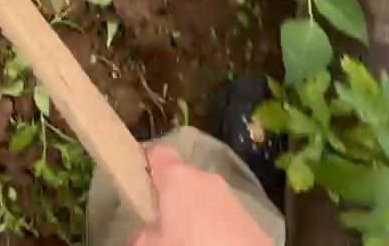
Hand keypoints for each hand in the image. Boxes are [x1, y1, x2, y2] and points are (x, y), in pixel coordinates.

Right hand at [130, 144, 273, 245]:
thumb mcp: (153, 244)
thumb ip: (141, 234)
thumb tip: (140, 234)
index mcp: (176, 175)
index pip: (156, 151)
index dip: (146, 162)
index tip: (139, 180)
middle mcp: (203, 176)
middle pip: (180, 176)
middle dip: (172, 194)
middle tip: (163, 218)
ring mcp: (229, 195)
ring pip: (203, 194)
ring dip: (195, 209)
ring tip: (190, 236)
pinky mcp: (249, 216)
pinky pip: (223, 213)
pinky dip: (216, 224)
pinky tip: (213, 243)